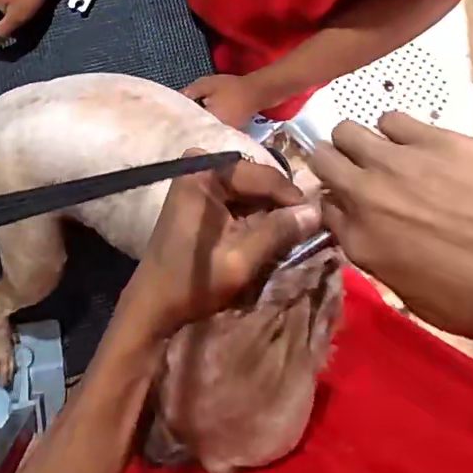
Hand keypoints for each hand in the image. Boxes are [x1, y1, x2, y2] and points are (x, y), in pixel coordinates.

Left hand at [119, 157, 319, 338]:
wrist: (153, 306)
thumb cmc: (192, 282)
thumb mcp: (240, 259)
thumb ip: (278, 231)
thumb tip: (317, 211)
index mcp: (204, 173)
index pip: (262, 176)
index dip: (292, 198)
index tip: (318, 220)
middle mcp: (199, 166)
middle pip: (256, 180)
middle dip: (281, 204)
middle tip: (307, 227)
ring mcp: (198, 179)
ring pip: (250, 190)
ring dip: (271, 211)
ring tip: (293, 231)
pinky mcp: (199, 195)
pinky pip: (237, 198)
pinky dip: (255, 215)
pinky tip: (270, 232)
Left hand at [182, 74, 271, 128]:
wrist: (256, 91)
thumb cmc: (231, 87)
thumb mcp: (207, 84)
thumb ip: (190, 92)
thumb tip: (173, 100)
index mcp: (209, 122)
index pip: (187, 125)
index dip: (177, 122)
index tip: (168, 119)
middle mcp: (216, 133)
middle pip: (195, 132)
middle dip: (185, 127)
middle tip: (173, 122)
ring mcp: (223, 135)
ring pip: (203, 134)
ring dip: (196, 128)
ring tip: (184, 122)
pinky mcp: (228, 134)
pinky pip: (212, 133)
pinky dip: (206, 128)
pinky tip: (200, 122)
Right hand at [310, 113, 472, 368]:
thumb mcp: (421, 300)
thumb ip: (385, 260)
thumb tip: (378, 236)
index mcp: (362, 245)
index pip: (324, 208)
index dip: (338, 204)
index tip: (352, 203)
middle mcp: (366, 197)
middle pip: (324, 160)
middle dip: (336, 164)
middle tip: (361, 170)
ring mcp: (397, 163)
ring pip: (348, 130)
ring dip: (361, 141)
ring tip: (392, 153)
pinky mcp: (432, 138)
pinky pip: (393, 118)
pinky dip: (398, 129)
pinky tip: (422, 143)